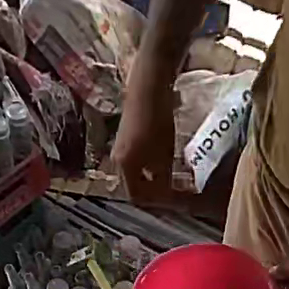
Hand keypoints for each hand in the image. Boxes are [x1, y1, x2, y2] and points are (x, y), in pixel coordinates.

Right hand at [113, 55, 177, 203]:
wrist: (149, 86)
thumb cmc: (157, 122)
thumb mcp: (164, 155)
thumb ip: (163, 179)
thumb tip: (166, 196)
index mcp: (124, 168)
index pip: (135, 197)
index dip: (154, 202)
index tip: (172, 200)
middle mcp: (116, 160)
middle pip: (133, 186)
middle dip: (152, 192)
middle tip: (172, 193)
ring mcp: (119, 147)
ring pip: (134, 173)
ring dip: (151, 179)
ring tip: (170, 178)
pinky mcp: (124, 136)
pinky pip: (135, 160)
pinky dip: (148, 166)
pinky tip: (162, 160)